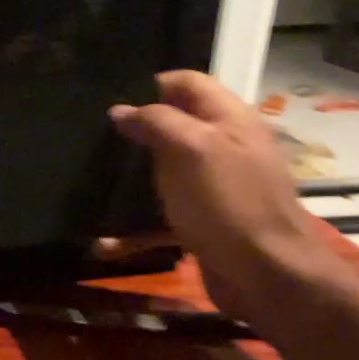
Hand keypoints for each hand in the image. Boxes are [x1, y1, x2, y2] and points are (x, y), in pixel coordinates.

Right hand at [107, 70, 348, 320]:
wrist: (266, 276)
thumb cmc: (227, 203)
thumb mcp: (191, 149)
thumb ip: (156, 121)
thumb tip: (122, 110)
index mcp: (229, 120)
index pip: (188, 83)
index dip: (151, 86)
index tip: (112, 102)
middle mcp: (224, 148)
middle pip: (174, 127)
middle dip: (136, 133)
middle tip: (95, 140)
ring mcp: (215, 188)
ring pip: (164, 174)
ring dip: (130, 183)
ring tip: (92, 184)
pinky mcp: (204, 224)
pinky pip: (161, 221)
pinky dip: (134, 231)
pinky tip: (104, 245)